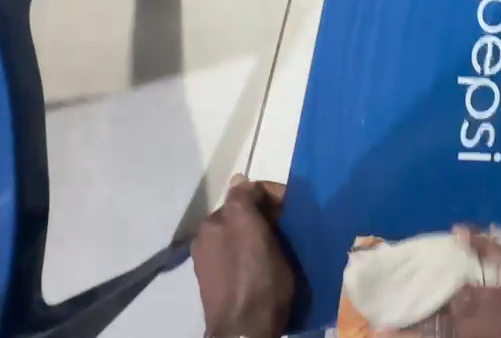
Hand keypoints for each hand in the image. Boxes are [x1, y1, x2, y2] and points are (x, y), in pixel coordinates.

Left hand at [192, 175, 293, 337]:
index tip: (292, 207)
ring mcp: (213, 261)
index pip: (248, 192)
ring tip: (284, 243)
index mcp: (213, 224)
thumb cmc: (255, 275)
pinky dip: (258, 250)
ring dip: (265, 232)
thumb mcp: (251, 229)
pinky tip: (269, 261)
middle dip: (269, 214)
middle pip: (246, 212)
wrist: (247, 329)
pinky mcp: (222, 281)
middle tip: (291, 226)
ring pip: (246, 232)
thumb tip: (239, 178)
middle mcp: (208, 238)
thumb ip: (243, 199)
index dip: (274, 195)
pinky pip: (243, 252)